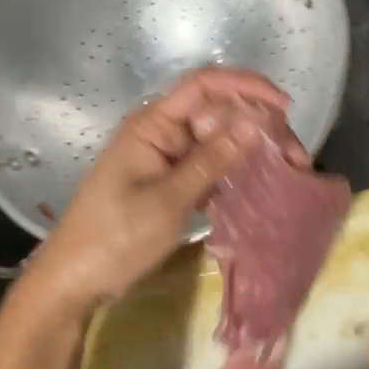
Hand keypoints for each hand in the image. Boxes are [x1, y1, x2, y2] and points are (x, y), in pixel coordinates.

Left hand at [22, 68, 301, 313]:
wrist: (73, 283)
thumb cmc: (113, 238)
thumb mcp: (167, 201)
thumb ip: (211, 160)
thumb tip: (254, 122)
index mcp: (152, 125)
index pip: (204, 86)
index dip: (246, 88)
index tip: (284, 108)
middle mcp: (160, 132)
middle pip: (218, 111)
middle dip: (259, 125)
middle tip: (295, 156)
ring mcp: (165, 157)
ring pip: (218, 139)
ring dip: (252, 150)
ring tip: (288, 170)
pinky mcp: (168, 181)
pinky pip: (209, 164)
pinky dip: (235, 171)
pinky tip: (261, 186)